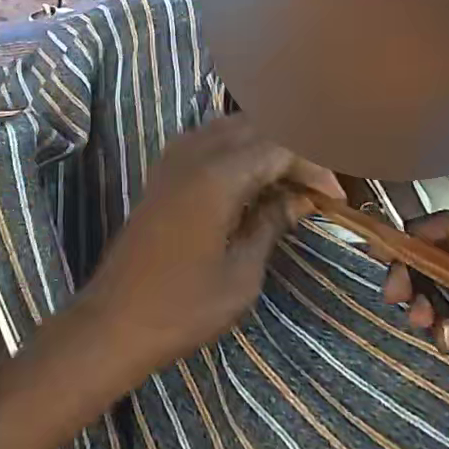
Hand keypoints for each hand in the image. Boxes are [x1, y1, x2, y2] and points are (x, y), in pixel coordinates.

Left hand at [76, 115, 340, 376]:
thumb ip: (272, 223)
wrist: (113, 321)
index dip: (314, 165)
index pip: (279, 145)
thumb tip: (299, 199)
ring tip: (289, 181)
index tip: (334, 197)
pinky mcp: (160, 175)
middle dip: (291, 148)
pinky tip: (250, 181)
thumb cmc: (182, 307)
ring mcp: (170, 161)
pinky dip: (234, 151)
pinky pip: (205, 143)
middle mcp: (192, 154)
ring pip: (227, 129)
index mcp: (217, 176)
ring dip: (262, 145)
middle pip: (254, 126)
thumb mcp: (242, 273)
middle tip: (316, 185)